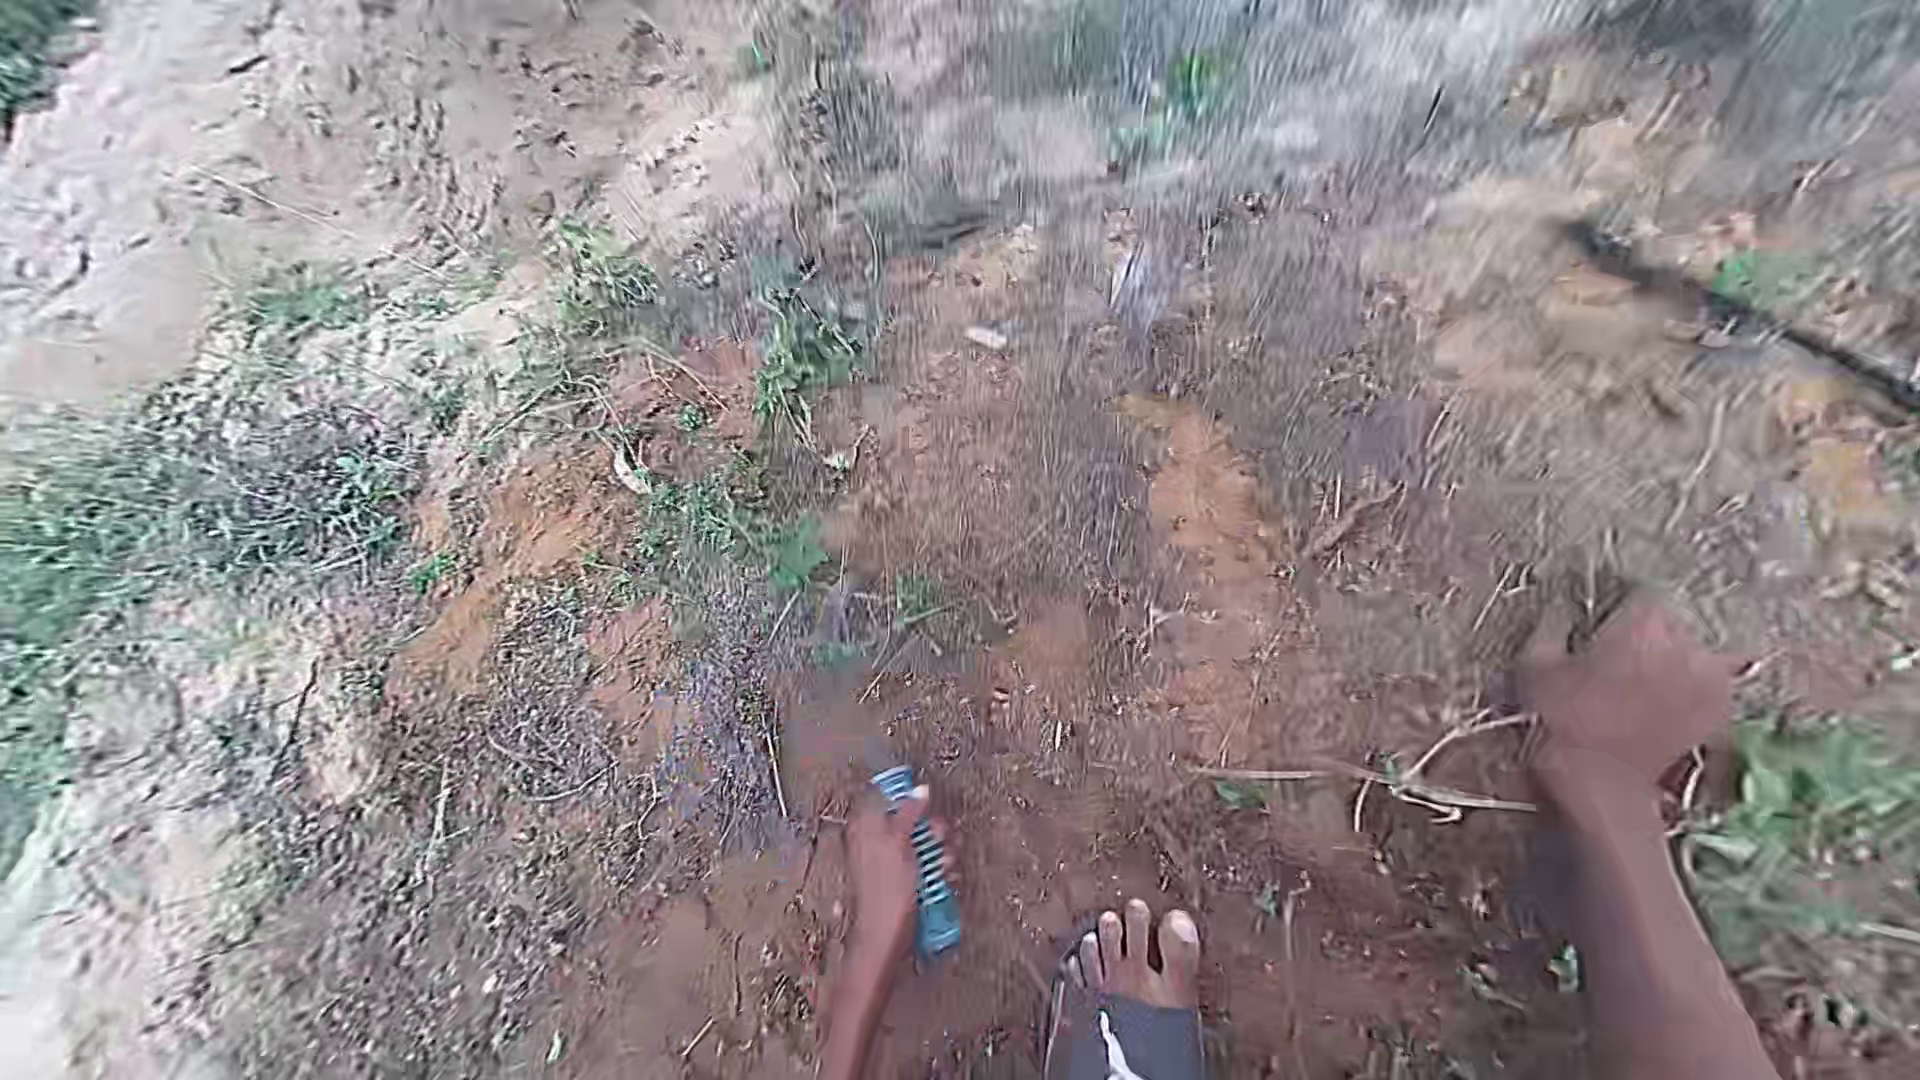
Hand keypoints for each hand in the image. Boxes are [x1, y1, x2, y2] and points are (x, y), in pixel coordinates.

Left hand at [845, 786, 950, 959]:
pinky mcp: (905, 881)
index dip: (910, 799)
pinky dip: (938, 868)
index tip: (927, 806)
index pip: (889, 799)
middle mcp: (876, 842)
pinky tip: (946, 875)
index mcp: (867, 827)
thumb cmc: (885, 891)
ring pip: (923, 844)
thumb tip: (921, 790)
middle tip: (942, 839)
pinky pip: (925, 865)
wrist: (885, 938)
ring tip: (946, 862)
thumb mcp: (898, 842)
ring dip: (941, 850)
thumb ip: (909, 812)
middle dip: (933, 830)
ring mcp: (892, 863)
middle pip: (912, 822)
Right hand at [1520, 595, 1733, 796]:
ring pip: (1690, 647)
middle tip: (1605, 639)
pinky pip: (1704, 676)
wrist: (1600, 780)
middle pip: (1670, 619)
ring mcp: (1714, 681)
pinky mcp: (1722, 709)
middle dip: (1641, 624)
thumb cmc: (1558, 716)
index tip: (1597, 604)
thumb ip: (1553, 624)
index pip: (1644, 591)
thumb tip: (1564, 602)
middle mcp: (1690, 649)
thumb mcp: (1534, 663)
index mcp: (1644, 630)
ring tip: (1629, 667)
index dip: (1618, 594)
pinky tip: (1650, 690)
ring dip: (1663, 650)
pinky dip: (1680, 676)